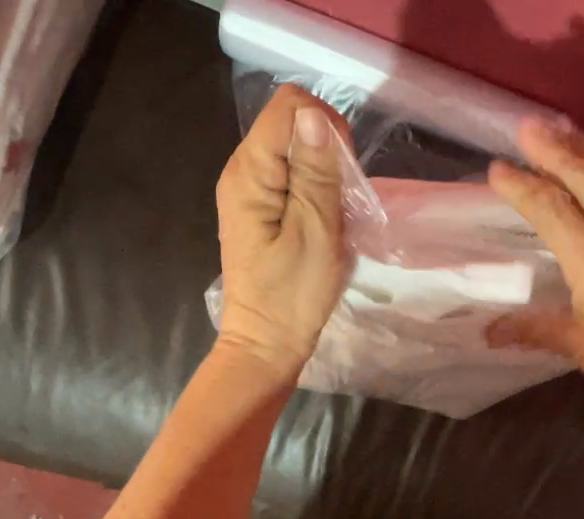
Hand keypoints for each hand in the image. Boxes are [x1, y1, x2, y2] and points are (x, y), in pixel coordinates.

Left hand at [213, 85, 353, 380]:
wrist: (265, 347)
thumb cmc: (293, 296)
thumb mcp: (315, 231)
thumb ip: (316, 172)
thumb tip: (315, 116)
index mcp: (249, 171)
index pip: (290, 107)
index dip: (325, 128)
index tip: (342, 175)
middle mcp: (241, 171)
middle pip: (290, 126)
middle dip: (325, 153)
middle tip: (340, 202)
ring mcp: (247, 192)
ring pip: (293, 154)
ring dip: (321, 176)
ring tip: (332, 218)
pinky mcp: (257, 212)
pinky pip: (289, 181)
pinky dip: (312, 194)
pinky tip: (320, 226)